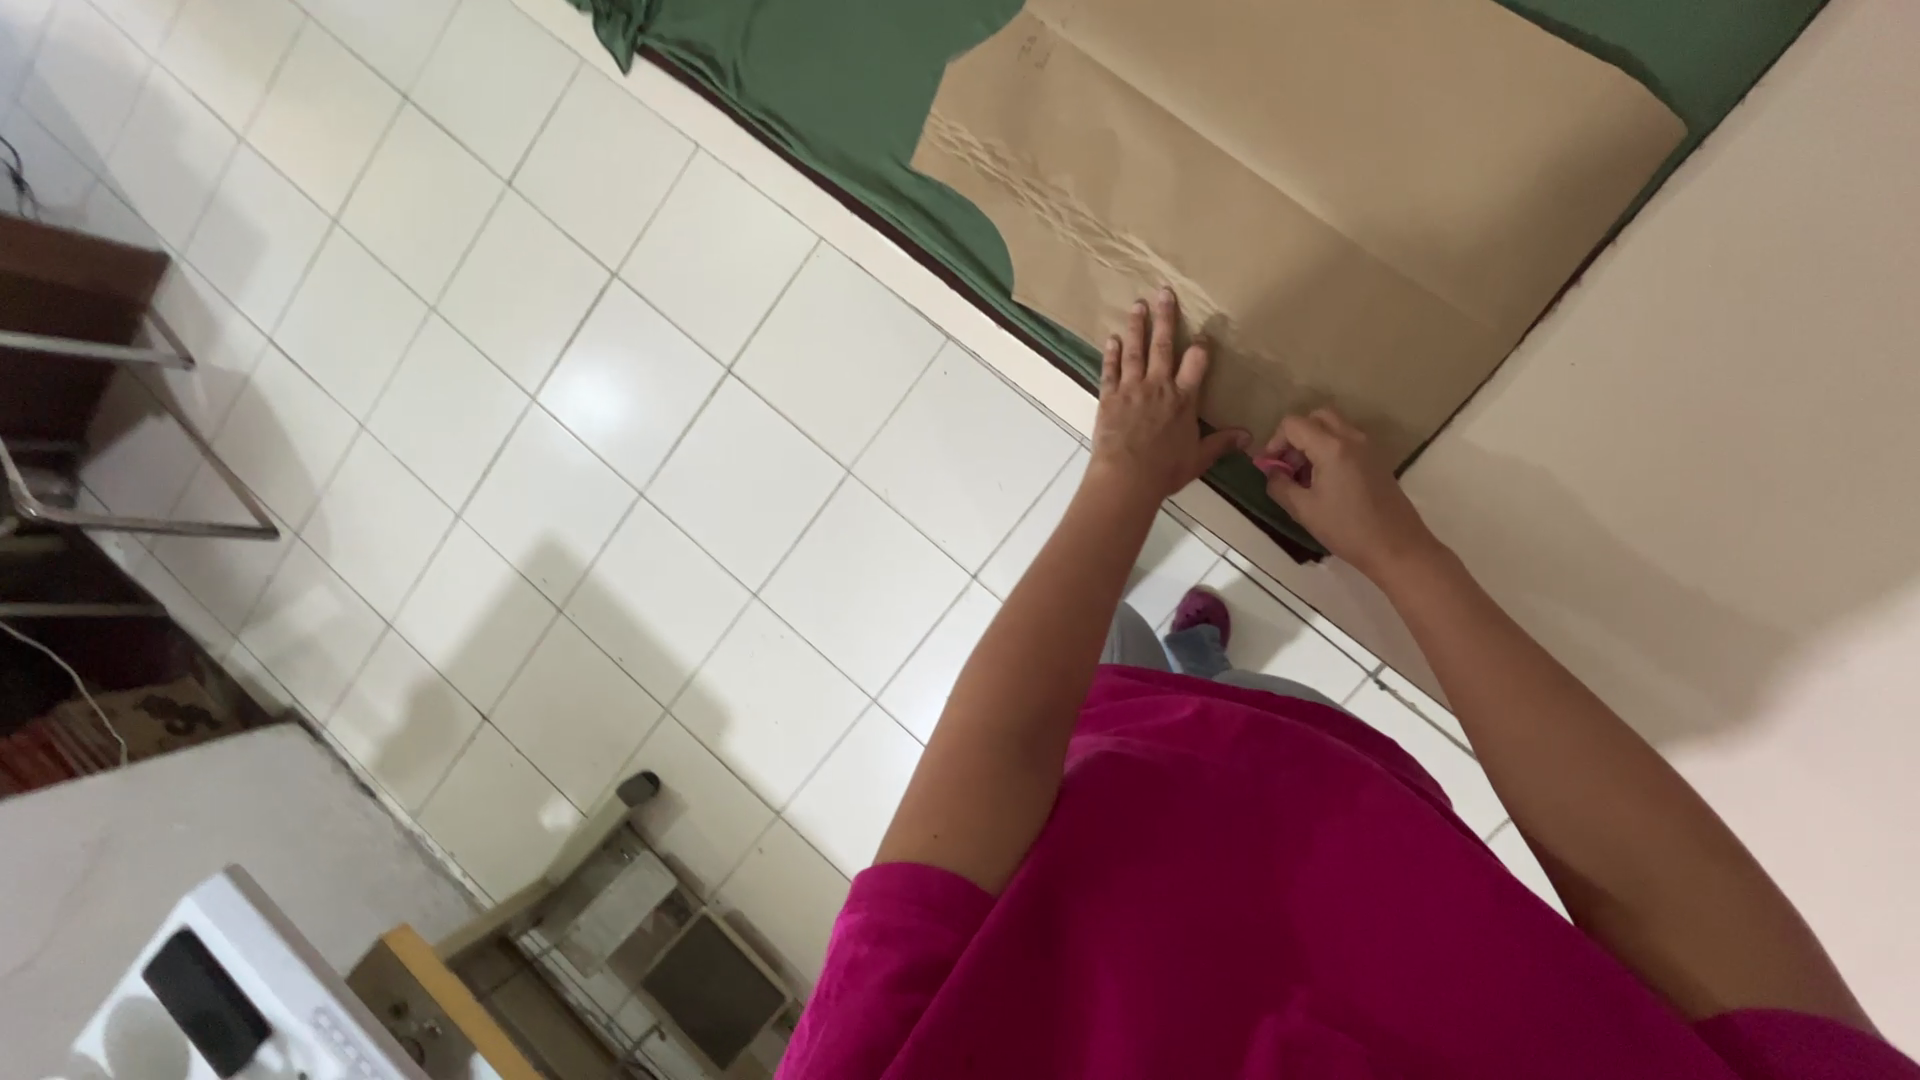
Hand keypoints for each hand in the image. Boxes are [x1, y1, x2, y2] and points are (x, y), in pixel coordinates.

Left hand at [1088, 288, 1247, 502]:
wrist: (1125, 477)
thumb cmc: (1164, 470)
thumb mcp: (1198, 458)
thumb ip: (1221, 443)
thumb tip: (1248, 437)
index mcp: (1183, 399)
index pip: (1197, 363)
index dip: (1201, 346)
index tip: (1203, 332)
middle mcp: (1158, 386)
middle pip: (1164, 345)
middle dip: (1166, 317)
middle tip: (1164, 292)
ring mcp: (1131, 389)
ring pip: (1135, 351)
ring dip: (1137, 326)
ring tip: (1138, 305)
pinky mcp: (1108, 397)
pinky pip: (1110, 370)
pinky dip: (1111, 353)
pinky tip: (1111, 339)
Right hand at [1261, 408, 1447, 581]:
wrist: (1396, 547)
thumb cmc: (1346, 529)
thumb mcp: (1303, 510)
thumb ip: (1279, 485)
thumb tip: (1272, 472)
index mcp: (1332, 447)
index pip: (1293, 424)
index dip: (1274, 441)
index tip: (1271, 467)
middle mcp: (1352, 438)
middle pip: (1316, 417)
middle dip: (1295, 436)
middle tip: (1288, 464)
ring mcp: (1368, 447)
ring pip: (1333, 427)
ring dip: (1313, 442)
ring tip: (1304, 476)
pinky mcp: (1377, 459)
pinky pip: (1347, 440)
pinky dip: (1329, 449)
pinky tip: (1324, 481)